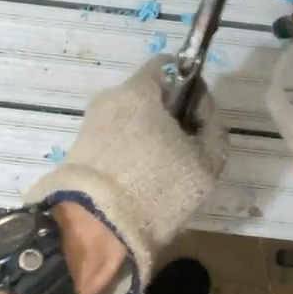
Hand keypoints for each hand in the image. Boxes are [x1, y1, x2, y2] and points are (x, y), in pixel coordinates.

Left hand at [26, 56, 229, 293]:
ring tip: (164, 179)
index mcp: (138, 91)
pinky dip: (131, 161)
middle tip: (187, 154)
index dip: (190, 87)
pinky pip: (115, 148)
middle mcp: (108, 101)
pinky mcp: (79, 155)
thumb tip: (203, 118)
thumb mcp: (207, 162)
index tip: (199, 118)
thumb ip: (213, 131)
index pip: (168, 66)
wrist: (95, 227)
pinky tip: (141, 190)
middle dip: (170, 121)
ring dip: (150, 144)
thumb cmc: (157, 186)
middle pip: (148, 100)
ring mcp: (90, 128)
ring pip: (131, 127)